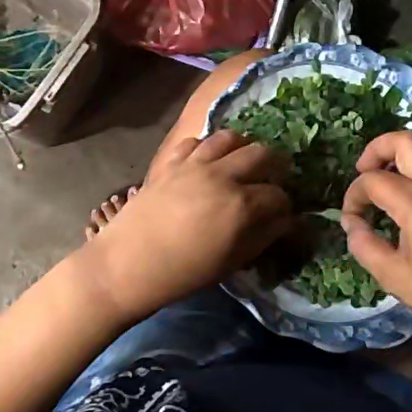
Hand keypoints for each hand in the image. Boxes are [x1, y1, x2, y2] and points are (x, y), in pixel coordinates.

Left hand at [81, 130, 291, 322]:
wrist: (126, 266)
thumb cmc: (184, 273)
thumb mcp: (232, 261)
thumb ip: (264, 237)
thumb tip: (284, 221)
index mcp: (242, 205)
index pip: (279, 195)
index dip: (285, 206)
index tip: (281, 216)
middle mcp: (222, 176)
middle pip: (262, 154)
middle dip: (273, 167)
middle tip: (270, 181)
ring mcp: (194, 165)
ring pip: (230, 138)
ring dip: (242, 149)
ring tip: (241, 163)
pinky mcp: (170, 163)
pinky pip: (195, 141)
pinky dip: (206, 148)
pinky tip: (207, 163)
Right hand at [340, 131, 411, 356]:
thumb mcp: (395, 278)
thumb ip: (365, 246)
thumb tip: (351, 224)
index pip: (374, 181)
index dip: (353, 196)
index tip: (350, 220)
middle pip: (405, 141)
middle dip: (376, 150)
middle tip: (363, 173)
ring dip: (407, 147)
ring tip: (393, 171)